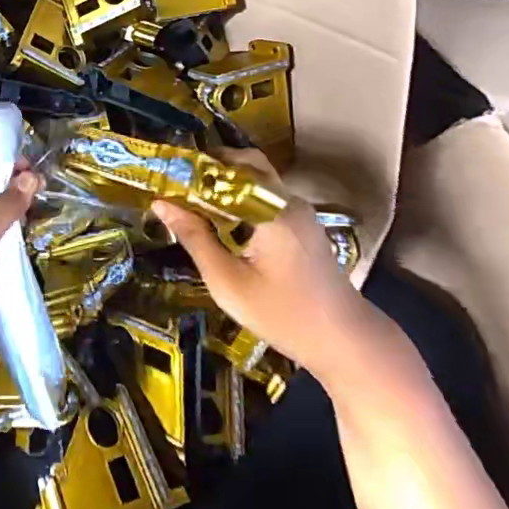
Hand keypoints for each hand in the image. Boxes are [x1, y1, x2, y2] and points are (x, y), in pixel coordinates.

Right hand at [151, 154, 378, 384]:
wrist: (347, 343)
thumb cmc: (284, 315)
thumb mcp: (228, 282)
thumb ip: (195, 238)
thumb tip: (161, 203)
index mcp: (272, 211)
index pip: (230, 166)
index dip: (195, 167)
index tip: (165, 174)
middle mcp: (289, 202)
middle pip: (246, 165)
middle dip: (209, 169)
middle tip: (177, 184)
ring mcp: (299, 213)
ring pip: (256, 181)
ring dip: (224, 185)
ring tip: (191, 201)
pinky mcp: (302, 226)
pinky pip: (265, 198)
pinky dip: (239, 199)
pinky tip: (219, 220)